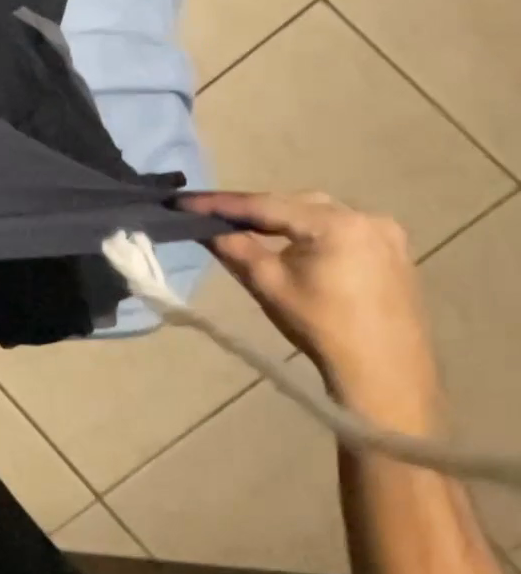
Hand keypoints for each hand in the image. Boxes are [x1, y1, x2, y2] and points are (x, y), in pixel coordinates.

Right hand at [179, 192, 435, 408]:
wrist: (384, 371)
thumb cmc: (320, 325)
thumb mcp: (266, 281)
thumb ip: (231, 245)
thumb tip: (199, 224)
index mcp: (336, 224)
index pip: (264, 205)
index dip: (219, 203)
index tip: (181, 201)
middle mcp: (367, 218)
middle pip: (293, 203)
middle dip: (250, 208)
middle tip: (209, 213)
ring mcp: (386, 233)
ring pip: (316, 212)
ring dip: (279, 217)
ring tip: (242, 224)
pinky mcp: (393, 250)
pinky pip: (339, 227)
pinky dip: (306, 228)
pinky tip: (286, 238)